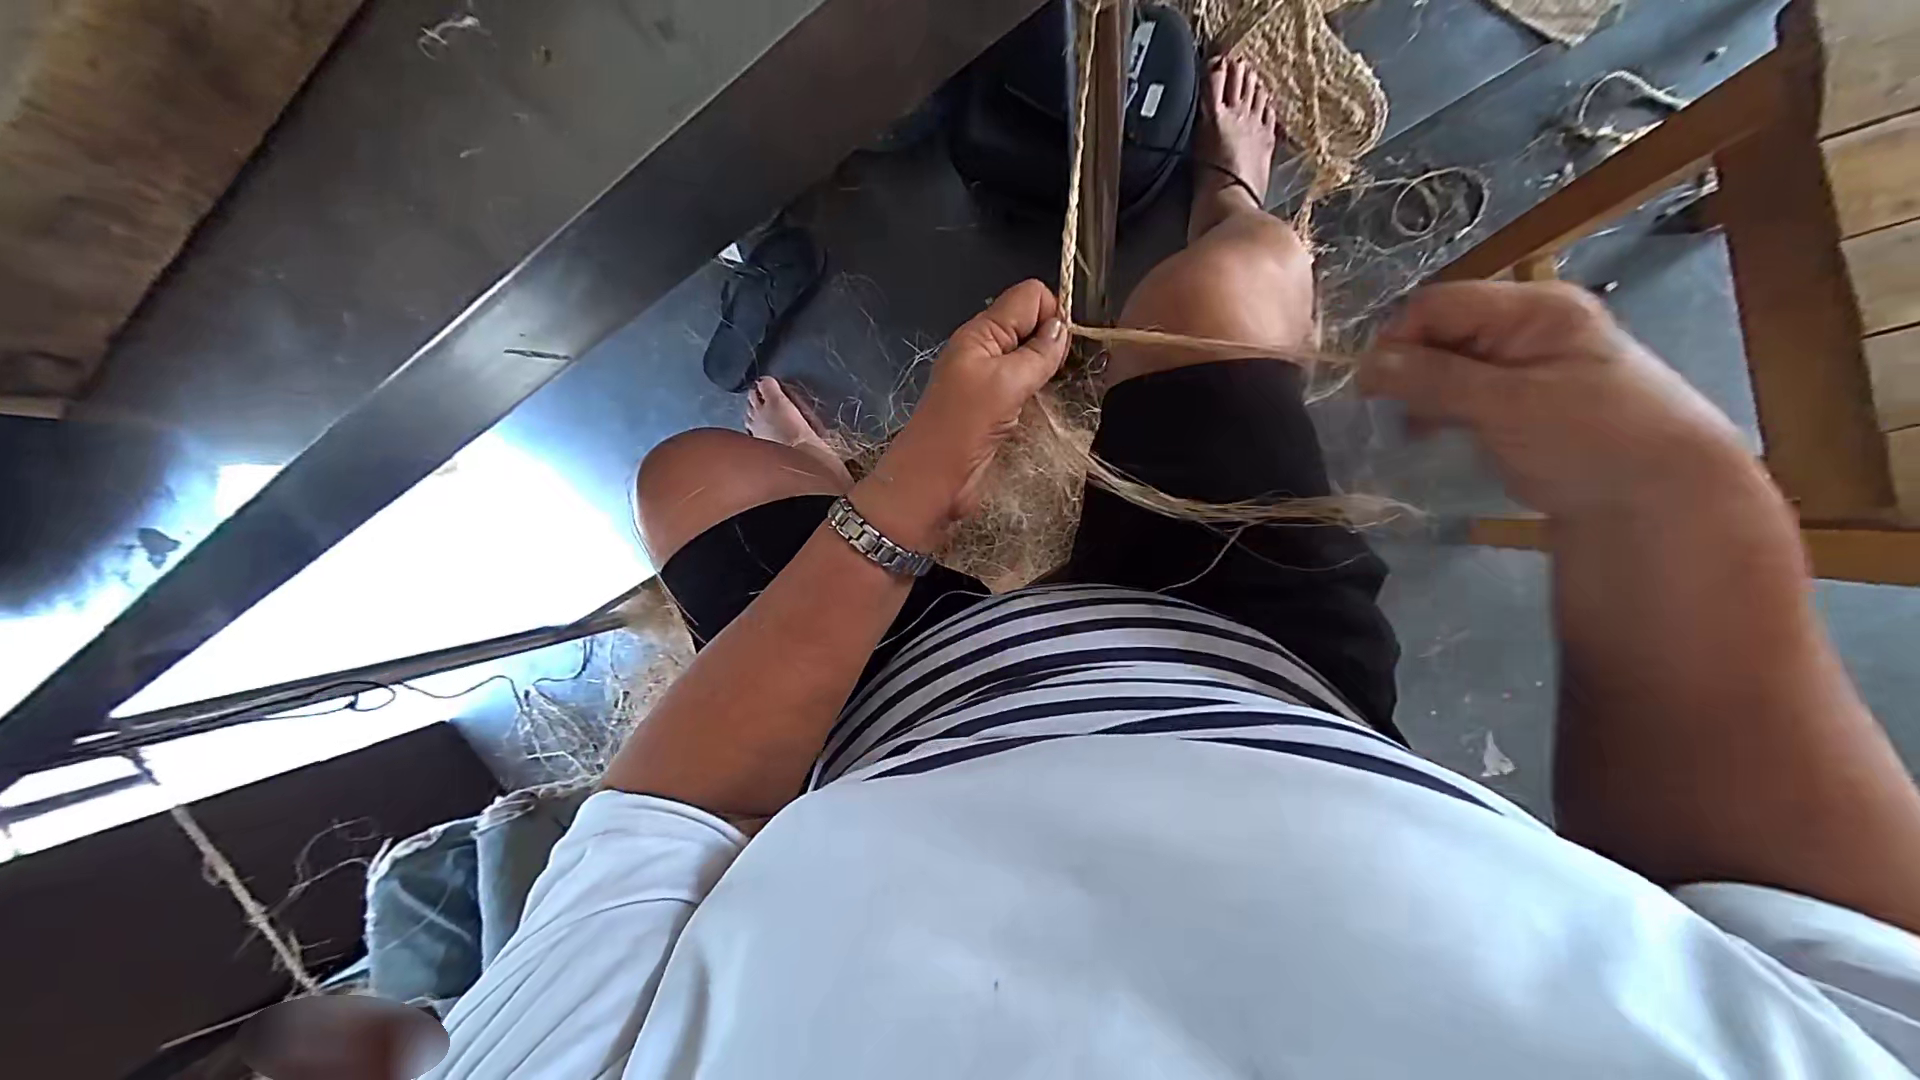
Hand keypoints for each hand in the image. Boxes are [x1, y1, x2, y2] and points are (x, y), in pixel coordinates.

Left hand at [850, 279, 1068, 549]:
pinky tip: (1045, 406)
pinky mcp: (993, 408)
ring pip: (1029, 358)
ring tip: (1056, 390)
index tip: (1064, 347)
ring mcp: (988, 380)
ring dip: (1048, 369)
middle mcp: (985, 350)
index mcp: (980, 333)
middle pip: (1030, 325)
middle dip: (1053, 341)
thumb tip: (1062, 327)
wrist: (932, 481)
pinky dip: (1038, 391)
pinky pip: (1024, 386)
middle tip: (1064, 372)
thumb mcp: (1005, 383)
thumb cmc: (963, 427)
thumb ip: (1037, 353)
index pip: (1028, 297)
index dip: (1053, 313)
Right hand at [1360, 281, 1758, 520]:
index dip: (1398, 339)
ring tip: (1410, 428)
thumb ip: (1434, 379)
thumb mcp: (1508, 404)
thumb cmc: (1591, 439)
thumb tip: (1365, 364)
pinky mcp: (1510, 401)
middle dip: (1406, 369)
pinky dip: (1431, 410)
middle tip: (1392, 412)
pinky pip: (1453, 393)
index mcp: (1532, 309)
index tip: (1373, 388)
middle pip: (1435, 332)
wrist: (1658, 501)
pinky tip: (1426, 434)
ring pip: (1439, 365)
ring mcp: (1517, 365)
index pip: (1437, 304)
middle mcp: (1522, 328)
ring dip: (1416, 393)